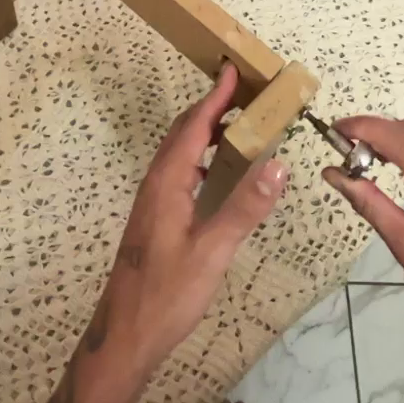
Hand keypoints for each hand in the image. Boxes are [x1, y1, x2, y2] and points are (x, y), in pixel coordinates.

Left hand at [99, 61, 289, 375]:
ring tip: (239, 124)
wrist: (125, 334)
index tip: (232, 68)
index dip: (214, 96)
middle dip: (211, 106)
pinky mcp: (156, 215)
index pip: (193, 125)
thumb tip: (279, 164)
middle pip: (184, 131)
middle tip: (244, 90)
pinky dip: (201, 155)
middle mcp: (157, 182)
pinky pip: (180, 169)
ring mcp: (154, 199)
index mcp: (168, 181)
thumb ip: (244, 207)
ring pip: (180, 150)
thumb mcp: (212, 252)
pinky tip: (220, 172)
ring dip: (206, 129)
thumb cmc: (167, 293)